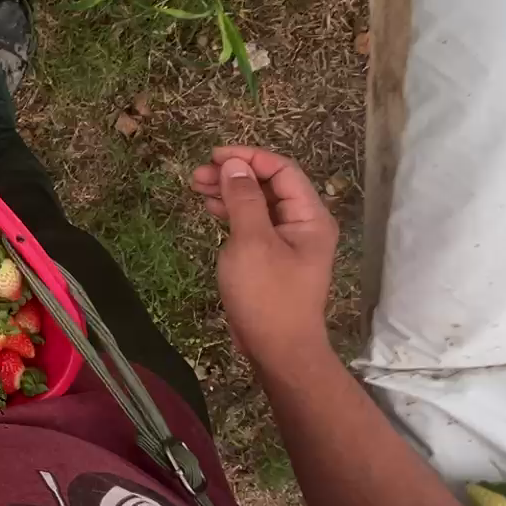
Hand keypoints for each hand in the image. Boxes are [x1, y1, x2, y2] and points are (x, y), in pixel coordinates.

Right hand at [190, 147, 338, 367]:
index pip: (282, 170)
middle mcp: (303, 224)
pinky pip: (252, 221)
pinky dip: (231, 210)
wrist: (278, 349)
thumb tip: (233, 164)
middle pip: (269, 184)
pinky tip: (211, 207)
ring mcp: (287, 241)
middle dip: (234, 173)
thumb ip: (244, 199)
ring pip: (258, 202)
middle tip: (197, 174)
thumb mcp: (251, 242)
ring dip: (229, 190)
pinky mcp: (271, 255)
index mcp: (309, 217)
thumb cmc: (267, 295)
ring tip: (196, 186)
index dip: (249, 157)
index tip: (214, 156)